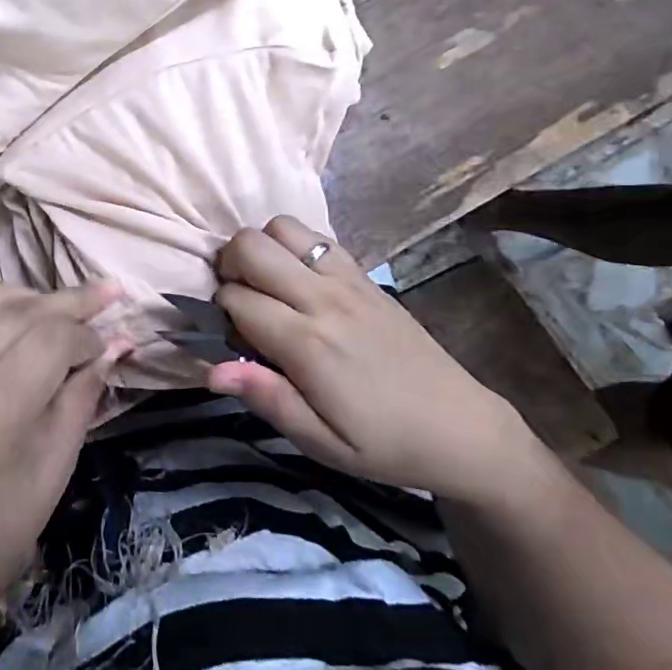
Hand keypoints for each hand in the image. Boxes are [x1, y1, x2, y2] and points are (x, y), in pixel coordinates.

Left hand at [0, 281, 125, 627]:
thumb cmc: (0, 531)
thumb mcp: (56, 466)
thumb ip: (83, 395)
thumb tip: (116, 343)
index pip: (49, 339)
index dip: (87, 334)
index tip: (113, 343)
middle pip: (23, 312)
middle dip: (72, 302)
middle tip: (111, 293)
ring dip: (39, 297)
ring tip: (75, 305)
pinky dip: (8, 307)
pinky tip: (35, 317)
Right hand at [207, 216, 548, 503]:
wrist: (460, 426)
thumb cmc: (384, 443)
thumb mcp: (322, 443)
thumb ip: (267, 399)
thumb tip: (211, 370)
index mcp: (308, 344)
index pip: (237, 298)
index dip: (219, 310)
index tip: (228, 333)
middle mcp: (324, 299)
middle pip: (251, 245)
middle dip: (228, 264)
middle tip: (236, 298)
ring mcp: (348, 280)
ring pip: (282, 227)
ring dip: (261, 248)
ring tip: (264, 283)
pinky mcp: (365, 275)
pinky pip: (316, 237)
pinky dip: (293, 246)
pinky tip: (299, 280)